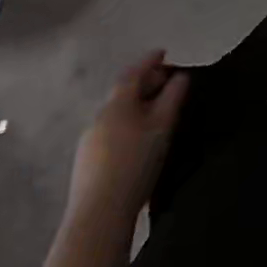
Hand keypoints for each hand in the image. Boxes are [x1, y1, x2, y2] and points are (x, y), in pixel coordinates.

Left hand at [67, 50, 190, 219]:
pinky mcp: (85, 162)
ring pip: (116, 113)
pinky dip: (126, 126)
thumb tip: (181, 75)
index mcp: (117, 102)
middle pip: (124, 91)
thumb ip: (173, 97)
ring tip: (155, 113)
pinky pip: (110, 132)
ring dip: (135, 106)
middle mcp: (99, 115)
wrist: (99, 214)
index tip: (164, 52)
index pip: (134, 71)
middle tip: (166, 83)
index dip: (150, 60)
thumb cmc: (136, 163)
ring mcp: (89, 139)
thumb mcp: (163, 126)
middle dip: (145, 83)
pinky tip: (136, 142)